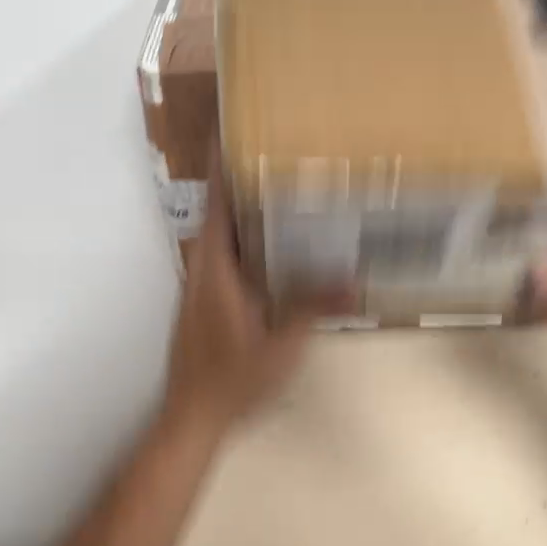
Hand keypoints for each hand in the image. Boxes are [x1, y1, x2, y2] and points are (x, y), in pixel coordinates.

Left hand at [158, 172, 331, 445]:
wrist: (192, 418)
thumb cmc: (232, 380)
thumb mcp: (281, 344)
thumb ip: (312, 306)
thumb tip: (354, 281)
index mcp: (214, 269)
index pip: (217, 203)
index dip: (220, 163)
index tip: (229, 127)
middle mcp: (202, 271)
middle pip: (219, 214)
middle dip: (241, 181)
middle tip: (277, 154)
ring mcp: (202, 289)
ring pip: (223, 239)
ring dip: (245, 213)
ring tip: (283, 191)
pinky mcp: (207, 305)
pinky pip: (227, 260)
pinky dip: (248, 243)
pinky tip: (278, 251)